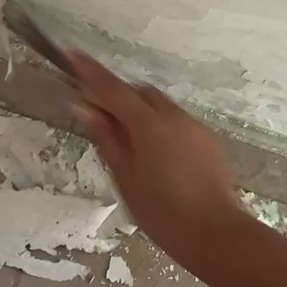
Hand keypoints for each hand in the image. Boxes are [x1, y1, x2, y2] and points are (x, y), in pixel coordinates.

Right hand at [70, 53, 251, 258]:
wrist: (214, 232)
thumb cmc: (161, 211)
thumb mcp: (125, 176)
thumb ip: (107, 138)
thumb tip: (88, 108)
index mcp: (148, 123)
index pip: (113, 89)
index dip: (91, 72)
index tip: (72, 54)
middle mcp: (174, 116)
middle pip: (140, 94)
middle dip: (119, 98)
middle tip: (99, 119)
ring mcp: (194, 127)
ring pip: (160, 108)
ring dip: (141, 114)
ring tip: (128, 145)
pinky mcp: (208, 141)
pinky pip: (177, 123)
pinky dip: (160, 128)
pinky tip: (156, 157)